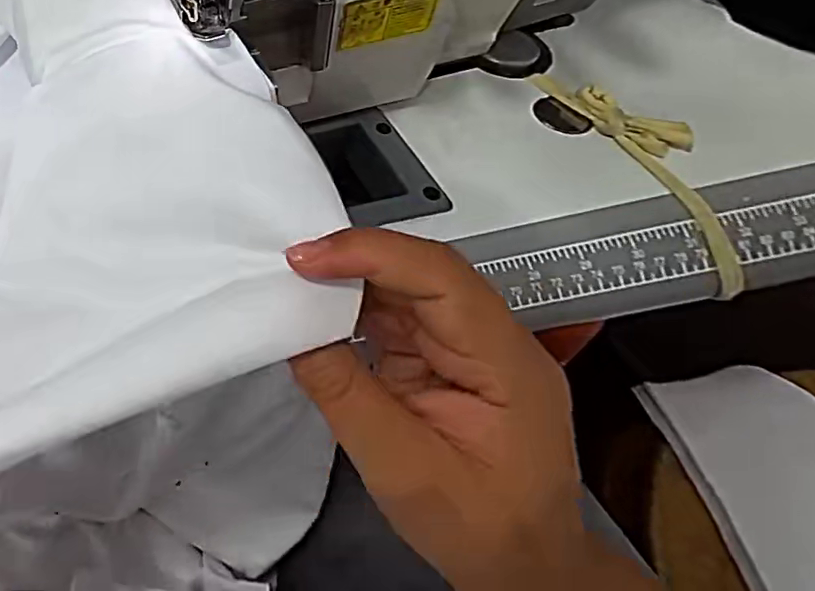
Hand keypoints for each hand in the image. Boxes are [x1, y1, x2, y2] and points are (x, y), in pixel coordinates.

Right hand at [285, 228, 654, 590]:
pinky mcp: (440, 349)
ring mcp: (467, 341)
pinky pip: (391, 307)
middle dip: (350, 258)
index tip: (304, 260)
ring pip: (401, 282)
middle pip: (420, 268)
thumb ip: (343, 390)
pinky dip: (348, 303)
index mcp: (506, 362)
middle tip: (289, 266)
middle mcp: (492, 337)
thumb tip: (292, 328)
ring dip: (345, 279)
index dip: (369, 254)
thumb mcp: (401, 467)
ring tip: (294, 286)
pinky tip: (317, 310)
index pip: (440, 277)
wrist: (524, 568)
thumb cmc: (480, 529)